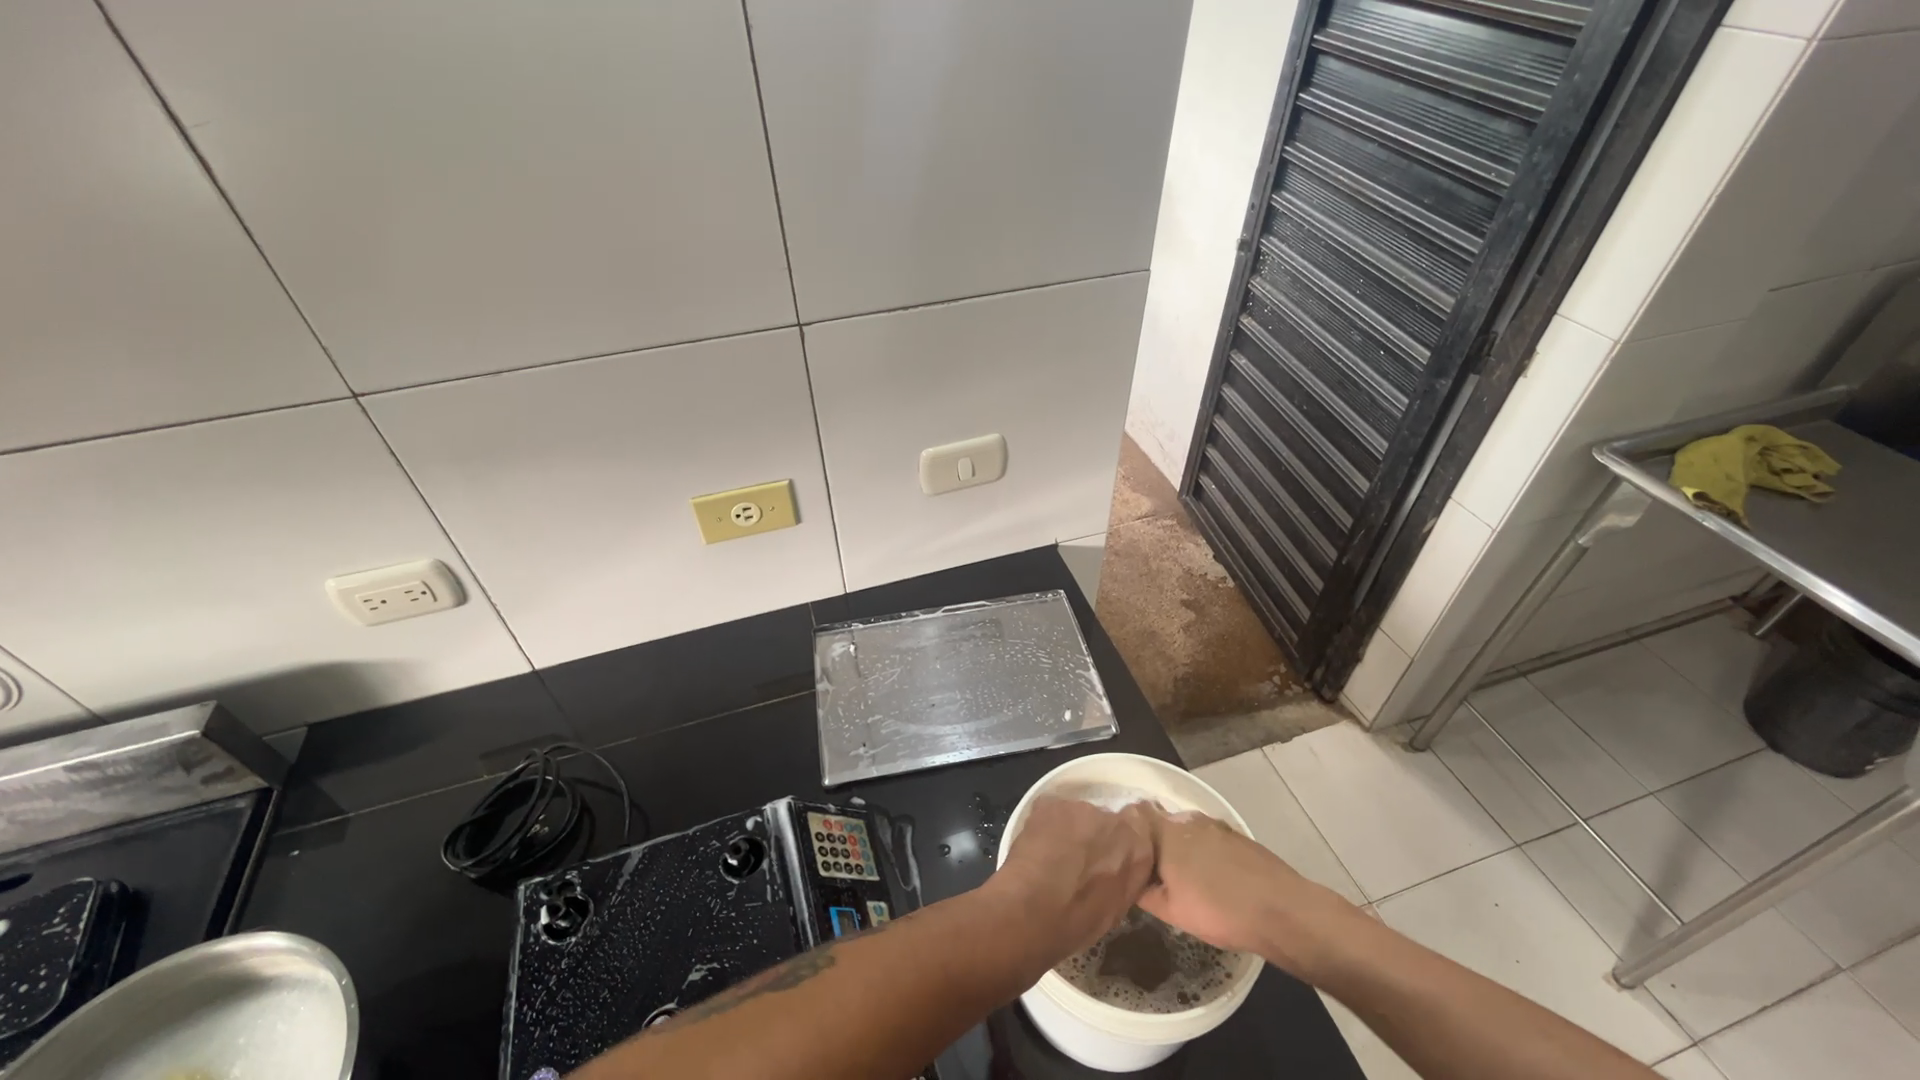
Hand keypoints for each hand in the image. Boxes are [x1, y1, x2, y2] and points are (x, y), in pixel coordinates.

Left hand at [991, 796, 1155, 954]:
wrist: (1034, 910)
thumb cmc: (1078, 922)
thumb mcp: (1116, 906)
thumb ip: (1122, 877)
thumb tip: (1114, 871)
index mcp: (1139, 849)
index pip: (1139, 827)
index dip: (1120, 838)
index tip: (1107, 851)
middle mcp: (1116, 821)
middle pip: (1106, 819)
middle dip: (1094, 834)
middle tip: (1077, 856)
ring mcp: (1083, 808)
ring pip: (1078, 815)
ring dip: (1069, 830)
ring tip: (1052, 855)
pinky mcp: (1052, 803)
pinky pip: (1051, 811)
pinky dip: (1045, 826)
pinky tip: (1034, 848)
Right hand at [1135, 808, 1354, 970]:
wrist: (1281, 911)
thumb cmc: (1218, 910)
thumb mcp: (1169, 910)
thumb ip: (1142, 890)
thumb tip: (1129, 880)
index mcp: (1164, 832)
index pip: (1132, 818)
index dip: (1123, 835)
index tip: (1118, 856)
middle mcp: (1187, 819)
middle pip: (1157, 823)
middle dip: (1149, 843)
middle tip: (1146, 872)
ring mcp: (1215, 825)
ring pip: (1183, 832)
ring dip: (1175, 848)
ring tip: (1175, 878)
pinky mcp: (1236, 836)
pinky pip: (1205, 839)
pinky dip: (1199, 853)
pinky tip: (1206, 878)